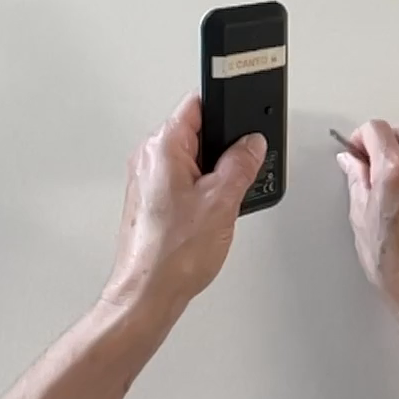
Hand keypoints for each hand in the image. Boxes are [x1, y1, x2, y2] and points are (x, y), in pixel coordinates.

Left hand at [103, 93, 265, 320]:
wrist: (147, 294)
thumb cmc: (172, 253)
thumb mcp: (222, 201)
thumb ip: (240, 164)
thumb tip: (251, 144)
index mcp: (162, 145)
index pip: (197, 104)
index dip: (225, 109)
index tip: (243, 116)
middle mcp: (149, 156)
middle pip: (196, 131)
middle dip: (222, 147)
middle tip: (239, 170)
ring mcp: (147, 177)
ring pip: (190, 157)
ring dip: (212, 171)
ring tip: (223, 200)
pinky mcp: (150, 197)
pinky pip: (181, 179)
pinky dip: (200, 188)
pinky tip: (210, 213)